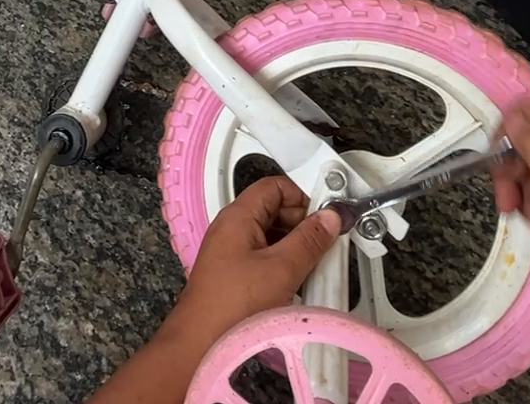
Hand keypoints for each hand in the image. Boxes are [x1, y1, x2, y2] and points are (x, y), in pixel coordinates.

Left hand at [162, 177, 341, 349]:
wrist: (201, 344)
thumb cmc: (231, 305)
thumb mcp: (280, 269)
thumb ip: (308, 241)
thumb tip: (328, 219)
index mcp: (237, 216)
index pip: (273, 186)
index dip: (301, 196)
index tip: (324, 216)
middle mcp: (231, 228)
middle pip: (273, 209)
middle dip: (301, 223)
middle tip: (323, 243)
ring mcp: (231, 252)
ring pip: (270, 235)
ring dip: (294, 246)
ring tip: (314, 265)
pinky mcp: (233, 274)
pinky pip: (263, 257)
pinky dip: (283, 264)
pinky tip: (296, 283)